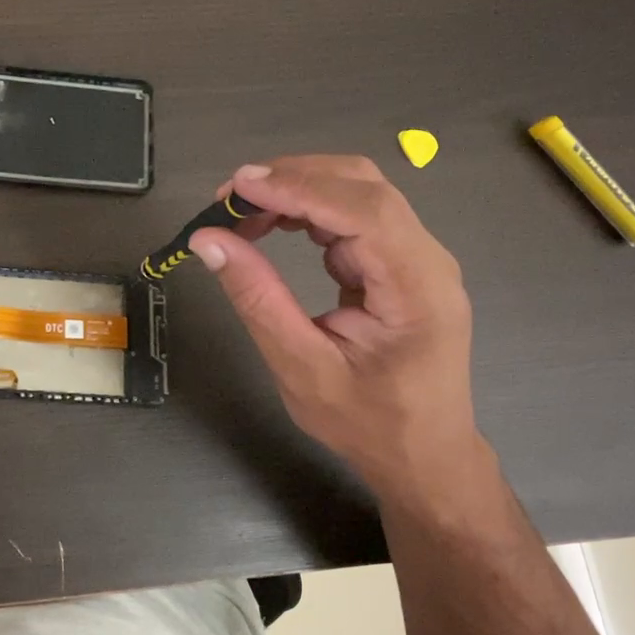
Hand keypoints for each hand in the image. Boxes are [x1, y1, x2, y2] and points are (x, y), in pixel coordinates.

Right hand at [187, 157, 478, 494]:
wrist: (423, 456)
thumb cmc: (367, 422)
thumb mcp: (301, 366)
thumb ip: (257, 298)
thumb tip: (207, 240)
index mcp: (417, 289)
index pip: (363, 211)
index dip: (298, 188)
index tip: (237, 188)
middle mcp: (427, 260)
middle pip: (364, 187)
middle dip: (292, 178)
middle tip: (227, 198)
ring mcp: (416, 257)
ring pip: (357, 193)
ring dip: (296, 190)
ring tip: (239, 213)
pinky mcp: (398, 263)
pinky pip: (352, 216)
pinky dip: (306, 209)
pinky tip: (270, 225)